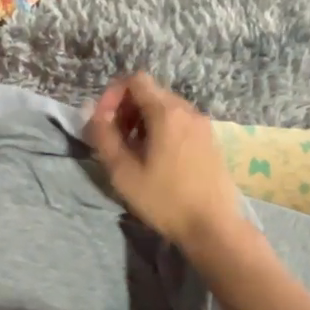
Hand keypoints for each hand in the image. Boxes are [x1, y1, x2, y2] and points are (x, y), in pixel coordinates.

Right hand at [84, 74, 243, 247]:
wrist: (215, 229)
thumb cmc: (165, 200)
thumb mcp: (123, 171)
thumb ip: (103, 136)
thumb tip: (94, 114)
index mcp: (166, 112)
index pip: (135, 80)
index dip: (113, 94)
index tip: (103, 121)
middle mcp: (187, 110)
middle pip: (149, 92)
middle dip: (126, 109)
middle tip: (114, 138)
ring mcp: (203, 126)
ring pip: (165, 108)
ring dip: (142, 120)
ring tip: (133, 151)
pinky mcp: (210, 141)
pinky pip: (179, 122)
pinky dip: (162, 130)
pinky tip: (157, 160)